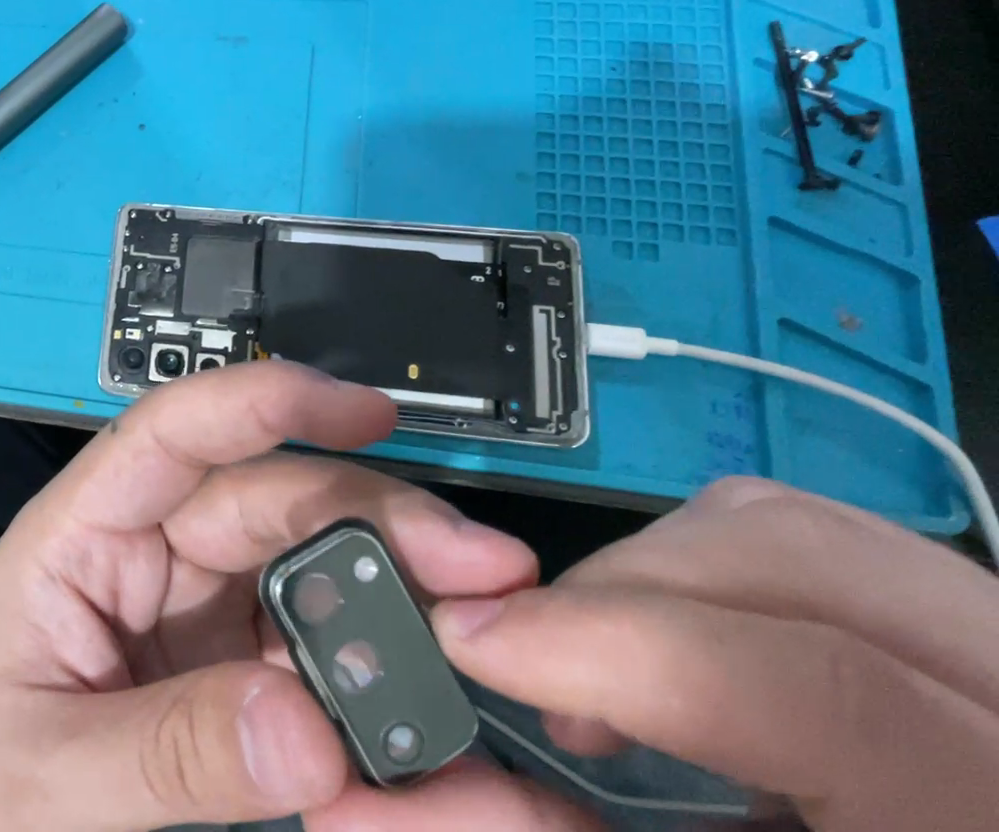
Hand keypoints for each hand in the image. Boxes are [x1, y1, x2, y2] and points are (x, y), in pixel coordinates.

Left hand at [0, 360, 539, 830]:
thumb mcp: (48, 768)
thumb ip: (166, 753)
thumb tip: (304, 731)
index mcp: (80, 537)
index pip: (168, 435)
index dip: (260, 402)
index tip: (361, 409)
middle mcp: (147, 554)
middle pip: (267, 499)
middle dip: (372, 516)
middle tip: (478, 567)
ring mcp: (194, 610)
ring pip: (304, 565)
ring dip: (388, 591)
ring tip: (469, 636)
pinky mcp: (227, 667)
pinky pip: (312, 647)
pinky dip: (370, 670)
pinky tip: (418, 699)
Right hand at [393, 476, 998, 830]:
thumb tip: (385, 792)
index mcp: (983, 810)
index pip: (820, 688)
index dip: (618, 648)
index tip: (469, 642)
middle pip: (788, 550)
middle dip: (612, 590)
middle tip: (538, 674)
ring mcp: (995, 641)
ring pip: (788, 522)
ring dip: (645, 575)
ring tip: (604, 668)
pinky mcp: (959, 620)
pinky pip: (808, 537)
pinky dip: (697, 574)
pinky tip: (681, 659)